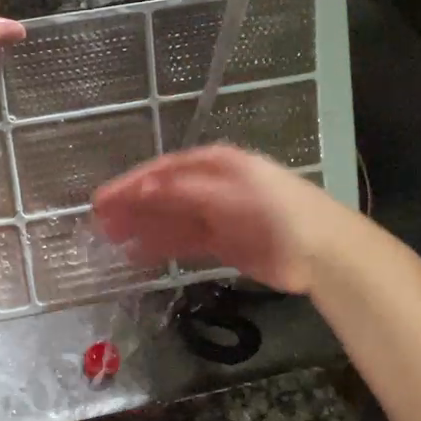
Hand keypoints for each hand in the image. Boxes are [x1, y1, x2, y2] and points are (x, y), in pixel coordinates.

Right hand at [92, 144, 353, 294]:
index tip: (101, 201)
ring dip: (141, 228)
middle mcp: (213, 186)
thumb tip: (138, 191)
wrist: (322, 251)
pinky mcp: (224, 243)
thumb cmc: (275, 213)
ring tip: (111, 242)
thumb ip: (181, 193)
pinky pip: (183, 241)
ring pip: (170, 219)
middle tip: (98, 224)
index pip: (163, 171)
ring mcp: (218, 214)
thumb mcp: (226, 195)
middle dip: (131, 207)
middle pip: (163, 194)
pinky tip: (139, 256)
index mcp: (216, 165)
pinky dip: (161, 247)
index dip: (130, 185)